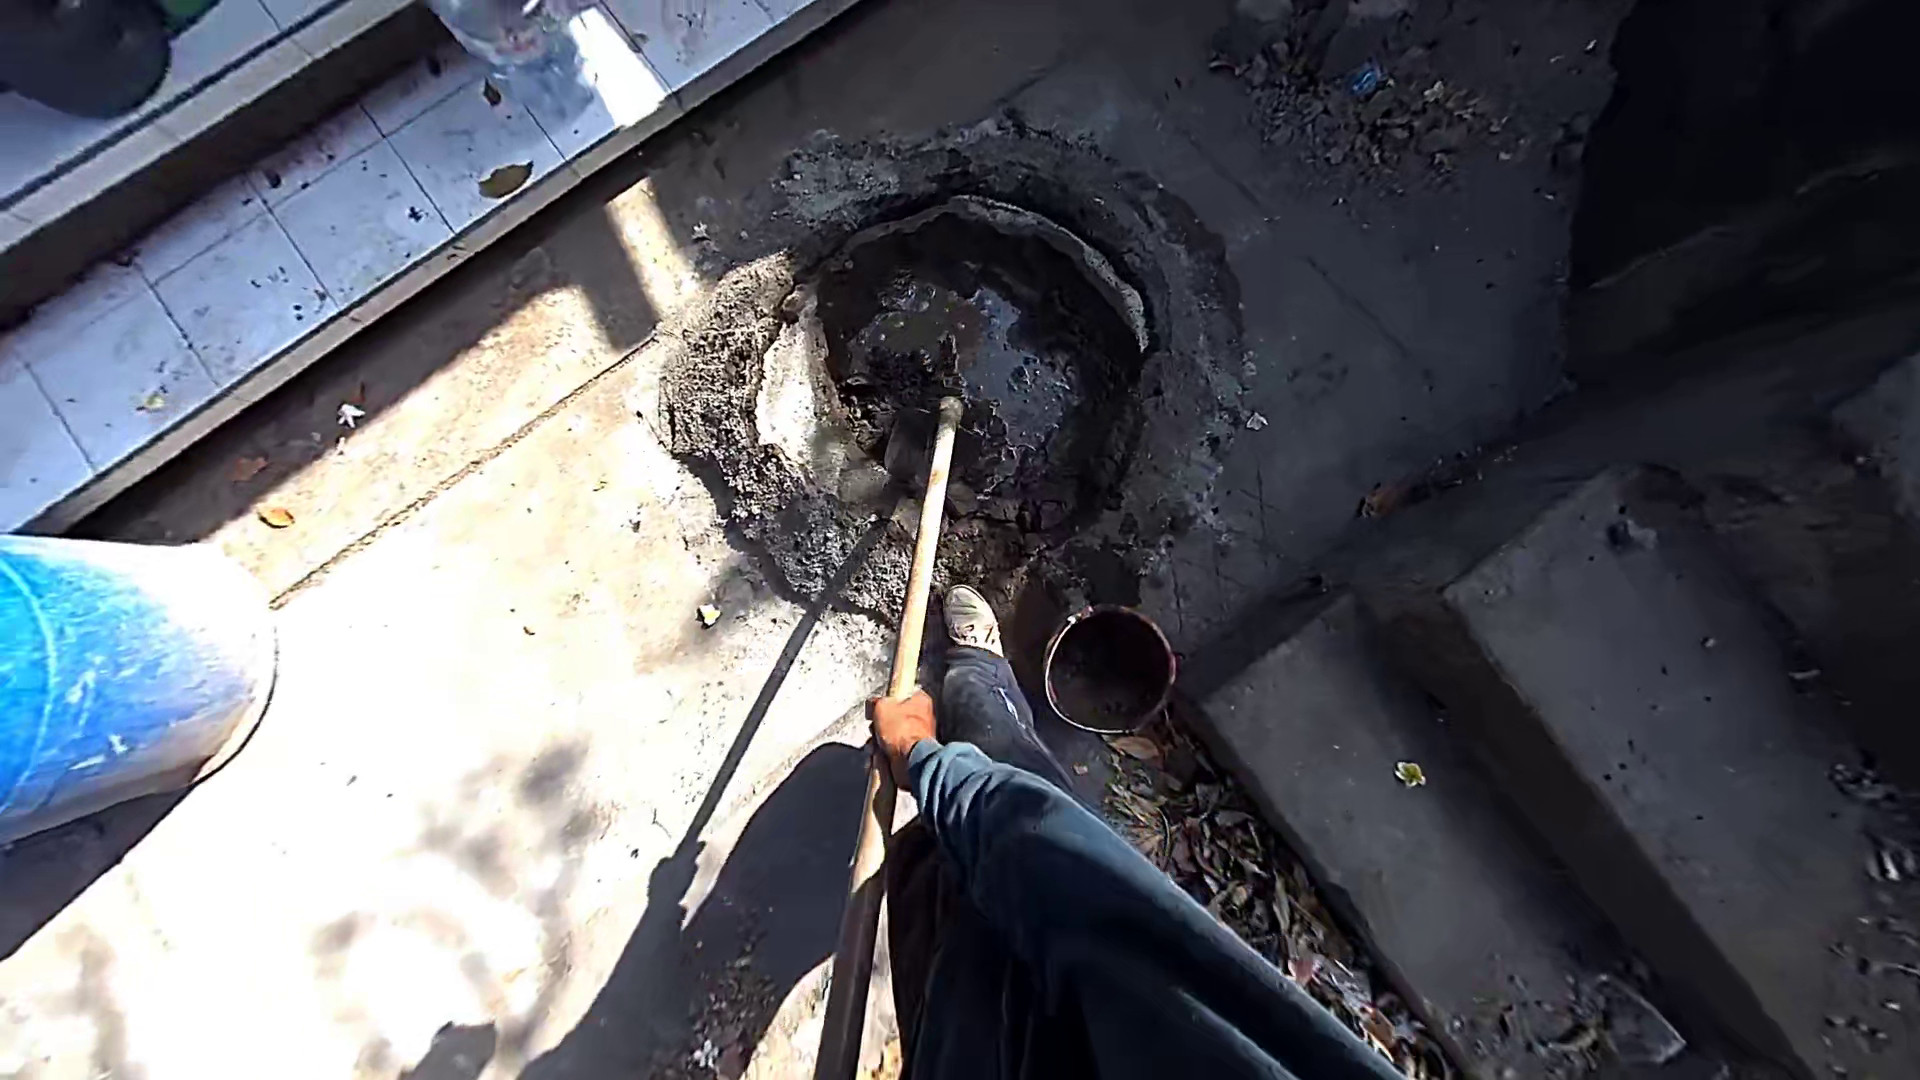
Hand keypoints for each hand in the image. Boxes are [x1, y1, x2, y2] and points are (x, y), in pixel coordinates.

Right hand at [869, 689, 935, 786]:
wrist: (910, 760)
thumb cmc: (901, 729)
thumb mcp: (882, 706)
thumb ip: (877, 702)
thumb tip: (873, 704)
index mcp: (921, 700)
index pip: (901, 694)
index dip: (886, 701)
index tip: (877, 707)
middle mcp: (923, 716)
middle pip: (894, 716)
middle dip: (880, 724)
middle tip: (875, 727)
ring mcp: (919, 735)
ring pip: (892, 733)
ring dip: (879, 739)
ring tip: (875, 743)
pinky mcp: (914, 751)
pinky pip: (894, 748)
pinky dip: (884, 751)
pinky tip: (878, 753)